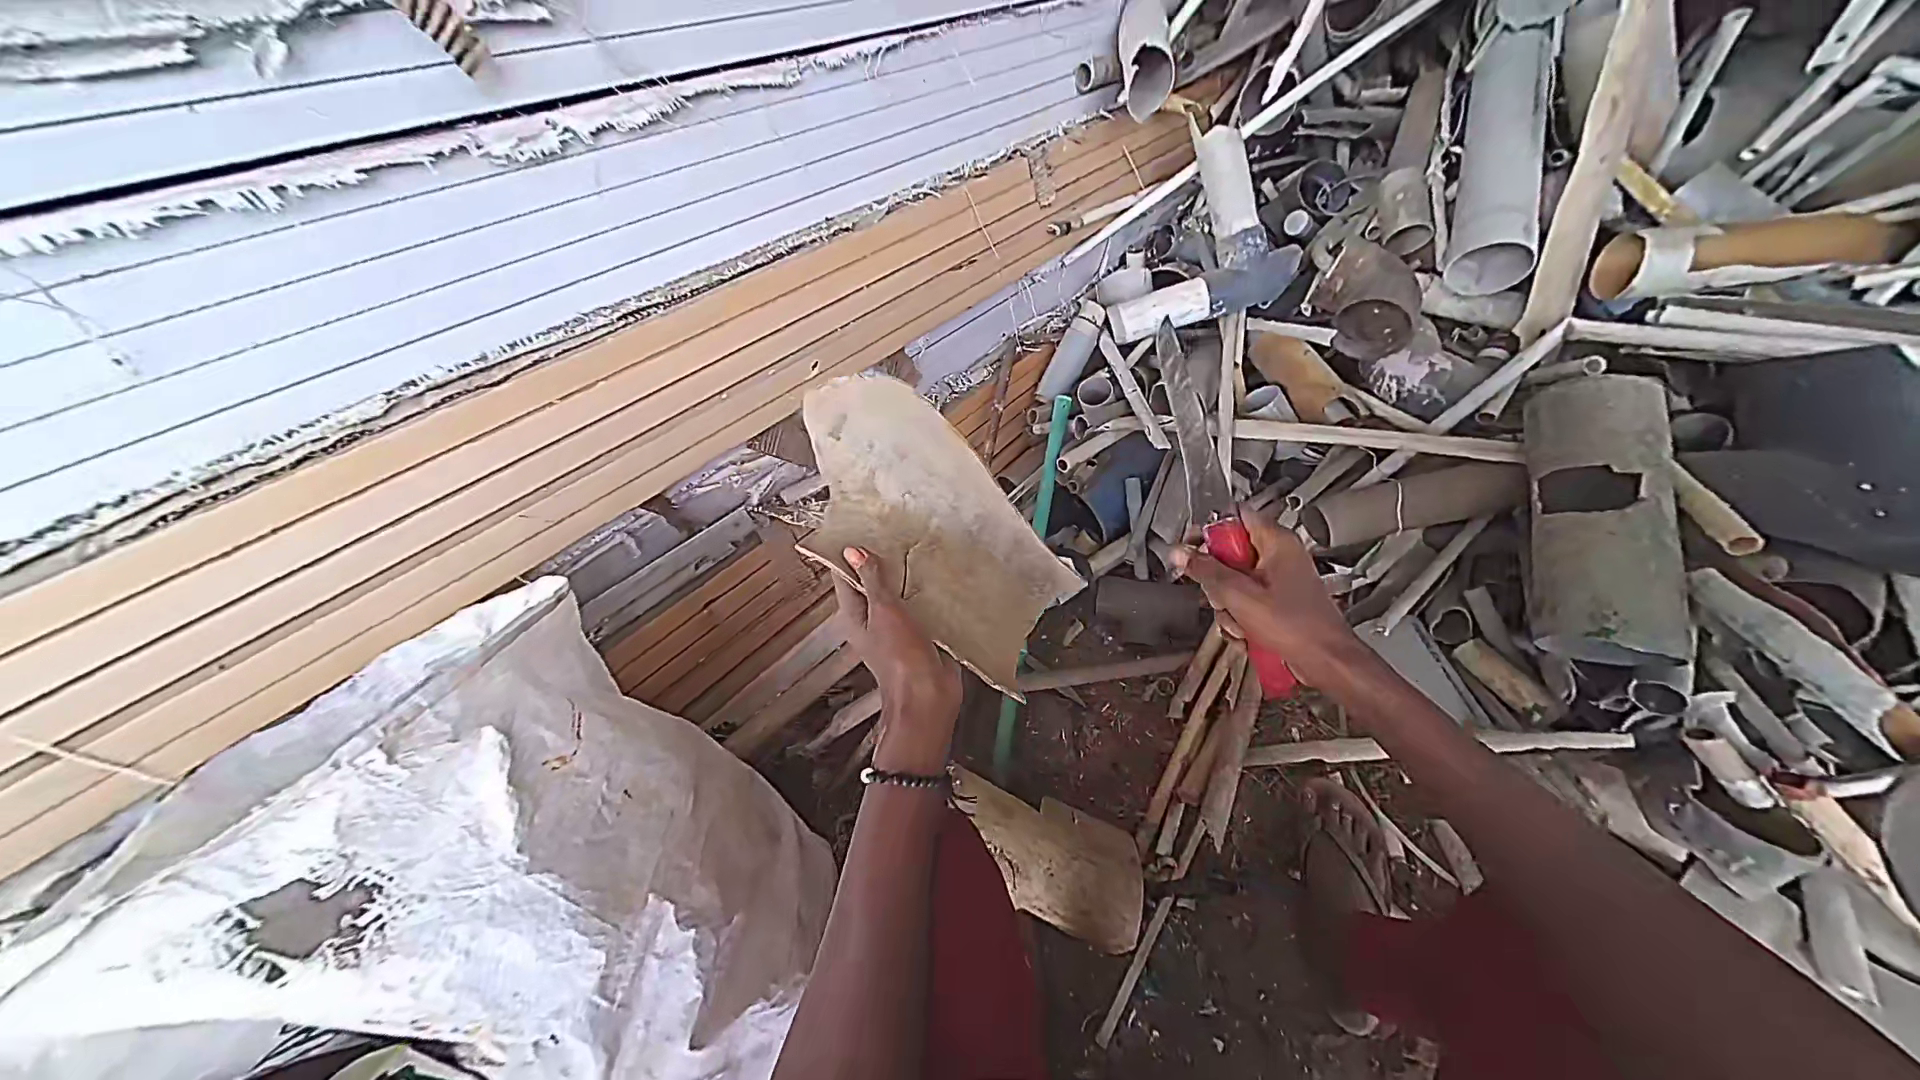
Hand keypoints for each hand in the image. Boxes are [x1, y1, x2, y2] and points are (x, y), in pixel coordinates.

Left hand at [833, 546, 963, 774]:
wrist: (928, 695)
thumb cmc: (899, 656)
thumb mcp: (883, 611)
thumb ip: (872, 580)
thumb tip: (852, 551)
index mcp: (854, 617)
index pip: (845, 578)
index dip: (849, 556)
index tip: (861, 529)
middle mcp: (873, 622)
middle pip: (873, 585)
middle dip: (883, 562)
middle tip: (895, 532)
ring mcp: (896, 629)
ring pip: (898, 596)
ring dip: (907, 578)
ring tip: (918, 548)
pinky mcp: (920, 635)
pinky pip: (920, 608)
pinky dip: (926, 594)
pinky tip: (937, 577)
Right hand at [1169, 507, 1354, 678]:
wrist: (1325, 661)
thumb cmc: (1298, 627)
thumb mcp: (1239, 595)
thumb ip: (1207, 571)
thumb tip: (1182, 554)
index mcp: (1277, 543)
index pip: (1235, 518)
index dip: (1209, 531)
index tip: (1193, 548)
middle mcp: (1280, 557)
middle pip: (1229, 554)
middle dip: (1217, 580)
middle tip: (1221, 594)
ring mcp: (1279, 580)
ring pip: (1233, 582)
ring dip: (1227, 604)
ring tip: (1239, 619)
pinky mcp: (1277, 602)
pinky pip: (1244, 601)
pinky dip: (1239, 617)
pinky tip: (1246, 632)